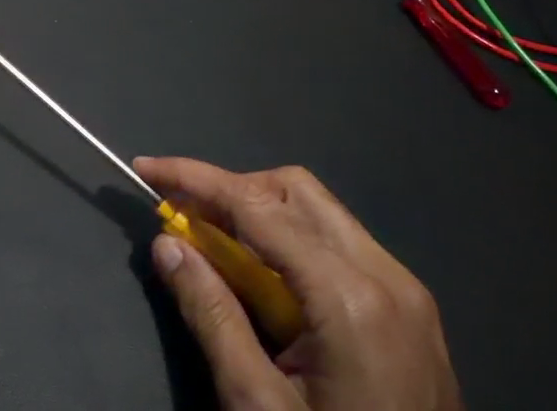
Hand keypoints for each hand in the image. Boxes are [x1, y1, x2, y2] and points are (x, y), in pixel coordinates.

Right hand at [136, 157, 461, 410]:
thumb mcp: (257, 403)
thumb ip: (211, 316)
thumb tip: (166, 244)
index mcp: (348, 297)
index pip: (256, 205)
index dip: (194, 178)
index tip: (145, 169)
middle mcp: (387, 277)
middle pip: (295, 191)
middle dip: (230, 191)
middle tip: (181, 218)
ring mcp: (407, 294)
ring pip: (320, 213)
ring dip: (259, 215)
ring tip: (214, 250)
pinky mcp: (412, 313)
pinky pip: (341, 247)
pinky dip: (292, 244)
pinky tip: (263, 283)